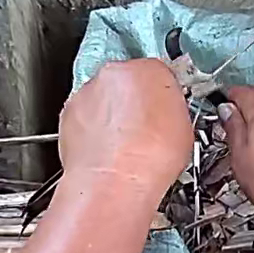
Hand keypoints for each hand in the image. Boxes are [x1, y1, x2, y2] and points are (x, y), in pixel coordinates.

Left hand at [59, 58, 192, 195]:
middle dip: (137, 101)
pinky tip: (112, 151)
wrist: (115, 182)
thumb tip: (170, 116)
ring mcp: (87, 93)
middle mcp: (114, 75)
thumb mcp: (185, 129)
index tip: (168, 110)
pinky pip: (87, 116)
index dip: (166, 94)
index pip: (161, 73)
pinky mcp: (68, 114)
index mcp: (149, 70)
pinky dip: (96, 130)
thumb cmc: (150, 157)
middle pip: (129, 82)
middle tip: (151, 128)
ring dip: (115, 115)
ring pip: (105, 99)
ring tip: (131, 144)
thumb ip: (174, 110)